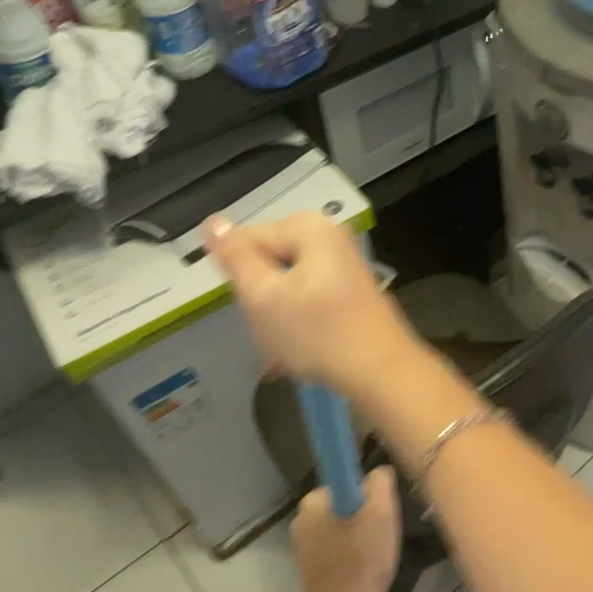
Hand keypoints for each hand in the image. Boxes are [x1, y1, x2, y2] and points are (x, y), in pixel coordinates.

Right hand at [207, 211, 421, 396]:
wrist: (379, 370)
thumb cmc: (318, 332)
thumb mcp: (263, 295)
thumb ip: (236, 256)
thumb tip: (213, 221)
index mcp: (308, 227)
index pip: (246, 242)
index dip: (241, 279)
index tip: (252, 308)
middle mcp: (329, 236)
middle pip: (267, 263)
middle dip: (261, 299)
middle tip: (271, 330)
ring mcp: (342, 264)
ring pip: (285, 287)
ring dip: (278, 319)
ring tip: (288, 345)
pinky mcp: (349, 290)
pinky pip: (308, 302)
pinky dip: (300, 325)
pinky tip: (304, 350)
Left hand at [291, 466, 401, 591]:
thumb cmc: (360, 563)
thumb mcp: (380, 513)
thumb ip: (379, 482)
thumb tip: (378, 472)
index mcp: (311, 504)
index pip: (346, 481)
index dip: (368, 494)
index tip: (380, 513)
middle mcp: (302, 521)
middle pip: (346, 504)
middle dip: (367, 515)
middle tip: (382, 533)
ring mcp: (304, 547)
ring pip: (344, 526)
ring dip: (363, 535)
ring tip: (376, 554)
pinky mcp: (312, 567)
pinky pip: (339, 546)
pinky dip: (355, 553)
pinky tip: (366, 568)